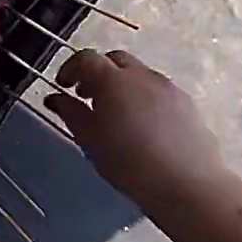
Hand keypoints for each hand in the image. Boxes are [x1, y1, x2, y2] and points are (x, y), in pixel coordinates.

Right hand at [45, 49, 234, 209]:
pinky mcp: (186, 102)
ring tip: (115, 114)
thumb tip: (56, 97)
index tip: (63, 85)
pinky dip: (142, 97)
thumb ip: (70, 112)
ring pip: (138, 74)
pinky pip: (157, 90)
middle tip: (87, 97)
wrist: (186, 183)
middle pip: (114, 60)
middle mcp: (141, 75)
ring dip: (121, 84)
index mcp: (113, 80)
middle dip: (97, 72)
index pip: (86, 58)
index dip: (70, 68)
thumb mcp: (89, 139)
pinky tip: (142, 126)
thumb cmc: (128, 162)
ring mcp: (167, 86)